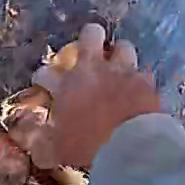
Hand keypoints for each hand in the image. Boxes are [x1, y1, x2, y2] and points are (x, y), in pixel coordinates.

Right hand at [32, 23, 164, 169]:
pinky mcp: (146, 82)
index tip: (45, 84)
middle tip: (89, 52)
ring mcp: (123, 72)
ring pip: (123, 46)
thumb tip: (38, 148)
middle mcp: (94, 70)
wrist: (131, 148)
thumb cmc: (89, 147)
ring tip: (119, 67)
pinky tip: (139, 91)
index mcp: (67, 85)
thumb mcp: (59, 150)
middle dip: (90, 37)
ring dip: (120, 55)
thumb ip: (46, 143)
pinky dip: (139, 81)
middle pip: (91, 34)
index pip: (46, 72)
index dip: (43, 77)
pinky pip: (143, 73)